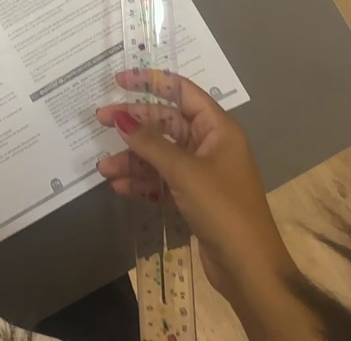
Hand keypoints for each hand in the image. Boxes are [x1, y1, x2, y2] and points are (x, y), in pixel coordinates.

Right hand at [95, 71, 315, 339]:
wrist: (250, 270)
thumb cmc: (224, 209)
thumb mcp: (184, 172)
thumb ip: (150, 142)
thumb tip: (119, 117)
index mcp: (218, 129)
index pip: (181, 91)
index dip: (150, 81)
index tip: (118, 80)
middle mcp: (210, 145)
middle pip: (165, 123)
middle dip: (133, 125)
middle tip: (101, 120)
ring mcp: (202, 173)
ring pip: (160, 154)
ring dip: (133, 159)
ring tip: (105, 169)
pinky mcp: (194, 198)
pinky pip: (162, 179)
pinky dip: (143, 182)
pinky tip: (121, 187)